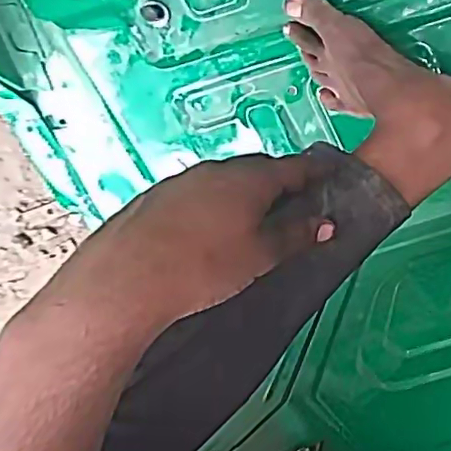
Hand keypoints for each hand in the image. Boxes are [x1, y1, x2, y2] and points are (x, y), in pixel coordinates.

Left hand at [15, 154, 335, 355]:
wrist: (120, 284)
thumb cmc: (202, 268)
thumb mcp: (261, 257)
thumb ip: (296, 236)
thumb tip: (327, 223)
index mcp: (249, 178)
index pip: (295, 166)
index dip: (316, 173)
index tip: (330, 178)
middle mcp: (216, 169)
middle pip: (259, 169)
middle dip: (280, 184)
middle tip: (295, 205)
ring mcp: (181, 180)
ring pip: (225, 180)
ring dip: (245, 194)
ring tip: (252, 221)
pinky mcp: (153, 198)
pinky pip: (198, 192)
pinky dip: (214, 204)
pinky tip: (208, 231)